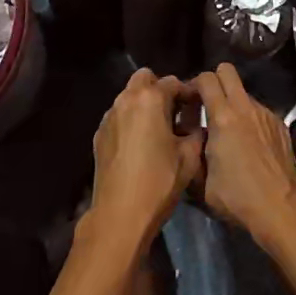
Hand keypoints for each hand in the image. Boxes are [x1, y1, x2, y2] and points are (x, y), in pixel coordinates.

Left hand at [90, 69, 202, 240]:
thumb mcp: (190, 157)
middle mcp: (127, 99)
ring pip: (129, 96)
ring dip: (144, 104)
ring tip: (157, 130)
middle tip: (173, 113)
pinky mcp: (99, 135)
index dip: (188, 93)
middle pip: (145, 78)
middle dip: (160, 90)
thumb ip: (196, 132)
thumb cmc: (159, 182)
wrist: (120, 216)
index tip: (196, 108)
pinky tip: (139, 145)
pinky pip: (118, 116)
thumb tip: (196, 125)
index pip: (173, 82)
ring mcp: (109, 116)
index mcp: (151, 98)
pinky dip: (130, 121)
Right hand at [193, 64, 295, 241]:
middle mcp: (245, 107)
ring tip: (230, 131)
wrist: (280, 206)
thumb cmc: (237, 197)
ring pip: (244, 93)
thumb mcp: (202, 182)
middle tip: (208, 103)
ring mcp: (265, 113)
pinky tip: (250, 144)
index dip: (194, 84)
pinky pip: (259, 111)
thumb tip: (193, 139)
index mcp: (223, 117)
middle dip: (215, 81)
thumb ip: (194, 153)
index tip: (189, 100)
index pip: (206, 79)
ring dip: (234, 104)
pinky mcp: (279, 123)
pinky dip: (250, 119)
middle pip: (227, 71)